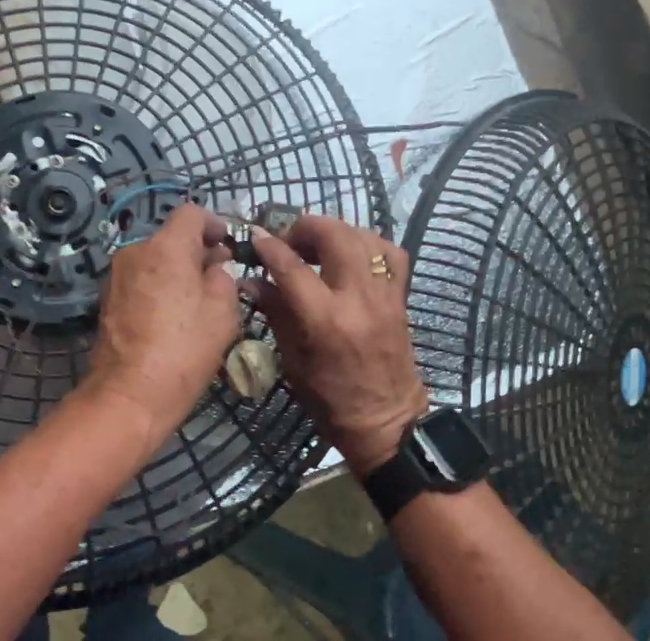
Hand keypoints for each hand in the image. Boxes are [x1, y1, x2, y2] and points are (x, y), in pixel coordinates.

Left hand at [86, 205, 240, 435]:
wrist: (129, 395)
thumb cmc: (184, 349)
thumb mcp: (222, 311)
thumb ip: (223, 278)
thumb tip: (214, 268)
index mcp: (166, 247)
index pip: (191, 213)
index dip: (213, 223)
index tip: (227, 244)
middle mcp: (135, 252)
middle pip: (171, 237)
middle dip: (196, 251)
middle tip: (219, 275)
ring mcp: (117, 276)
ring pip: (154, 260)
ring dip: (176, 271)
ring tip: (196, 300)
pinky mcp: (107, 301)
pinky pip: (140, 281)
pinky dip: (158, 288)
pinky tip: (172, 316)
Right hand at [251, 215, 426, 476]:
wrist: (388, 422)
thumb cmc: (331, 400)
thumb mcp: (292, 360)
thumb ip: (275, 311)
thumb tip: (250, 280)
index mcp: (325, 321)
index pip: (292, 267)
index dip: (270, 245)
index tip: (255, 236)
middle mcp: (357, 299)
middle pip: (334, 236)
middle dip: (306, 227)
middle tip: (289, 239)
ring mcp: (384, 295)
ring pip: (363, 237)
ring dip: (335, 231)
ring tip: (316, 244)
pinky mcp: (400, 297)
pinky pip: (389, 252)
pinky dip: (368, 243)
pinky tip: (351, 252)